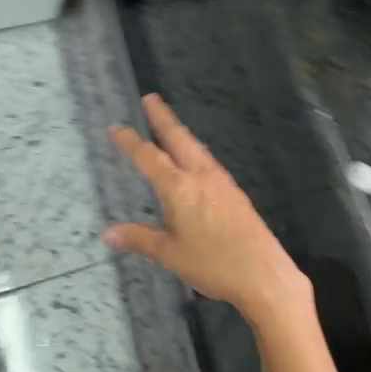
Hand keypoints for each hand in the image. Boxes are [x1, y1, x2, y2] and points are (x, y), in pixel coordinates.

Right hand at [105, 94, 312, 322]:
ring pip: (195, 146)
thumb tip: (108, 233)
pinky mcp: (233, 190)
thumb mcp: (170, 255)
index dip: (130, 141)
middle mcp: (200, 175)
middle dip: (162, 117)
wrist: (262, 273)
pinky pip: (207, 159)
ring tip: (170, 123)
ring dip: (180, 131)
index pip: (148, 157)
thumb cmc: (212, 264)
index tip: (115, 127)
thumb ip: (139, 239)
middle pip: (178, 137)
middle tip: (150, 98)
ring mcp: (220, 181)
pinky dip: (194, 148)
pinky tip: (195, 157)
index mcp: (179, 188)